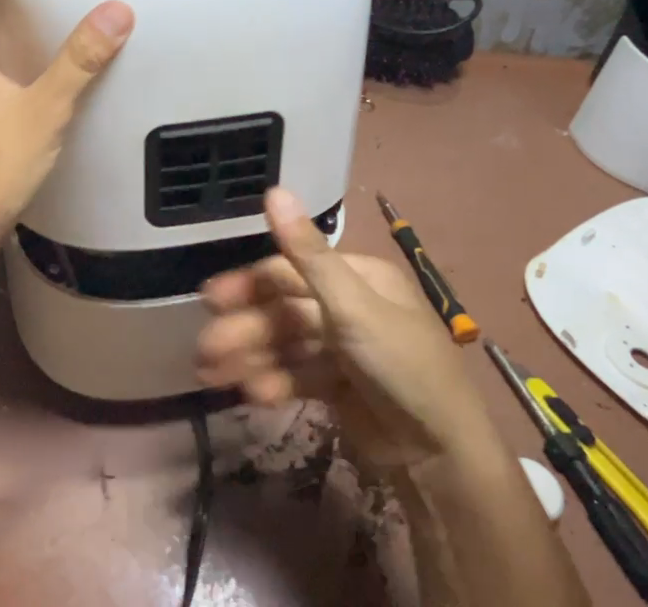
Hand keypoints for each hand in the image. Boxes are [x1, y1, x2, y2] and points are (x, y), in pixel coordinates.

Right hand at [197, 187, 496, 468]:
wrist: (442, 458)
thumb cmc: (403, 367)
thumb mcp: (354, 307)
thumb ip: (307, 254)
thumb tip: (274, 190)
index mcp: (358, 278)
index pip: (289, 272)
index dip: (247, 285)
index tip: (210, 301)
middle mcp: (349, 307)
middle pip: (282, 310)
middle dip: (244, 329)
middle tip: (205, 351)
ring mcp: (343, 348)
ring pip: (284, 345)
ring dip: (249, 357)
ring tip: (212, 377)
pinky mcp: (338, 386)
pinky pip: (296, 375)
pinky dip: (273, 381)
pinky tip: (254, 395)